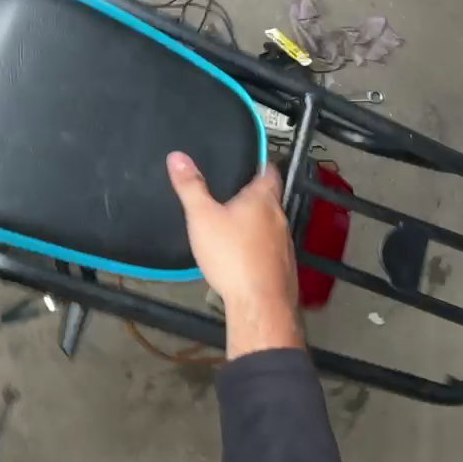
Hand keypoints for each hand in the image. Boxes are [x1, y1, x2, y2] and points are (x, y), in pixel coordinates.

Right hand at [166, 152, 303, 357]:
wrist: (260, 304)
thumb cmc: (232, 254)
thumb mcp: (202, 217)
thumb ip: (190, 187)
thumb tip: (177, 156)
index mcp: (262, 200)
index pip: (269, 172)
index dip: (260, 164)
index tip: (249, 162)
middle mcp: (279, 218)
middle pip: (270, 199)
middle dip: (253, 196)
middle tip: (231, 194)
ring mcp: (285, 244)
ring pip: (271, 225)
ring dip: (256, 222)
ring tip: (233, 224)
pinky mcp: (284, 267)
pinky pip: (271, 249)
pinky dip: (258, 246)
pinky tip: (242, 255)